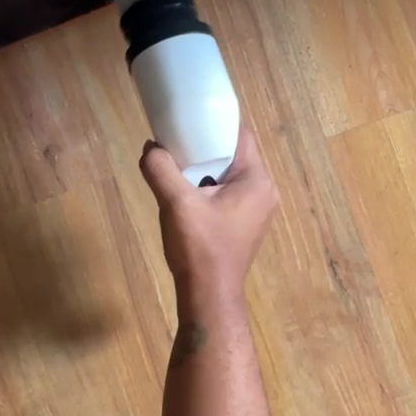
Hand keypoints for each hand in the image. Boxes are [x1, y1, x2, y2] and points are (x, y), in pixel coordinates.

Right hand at [139, 128, 280, 313]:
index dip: (213, 124)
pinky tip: (186, 195)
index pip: (239, 135)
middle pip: (233, 155)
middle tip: (176, 144)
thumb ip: (161, 170)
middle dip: (205, 148)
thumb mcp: (176, 204)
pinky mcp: (245, 225)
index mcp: (257, 180)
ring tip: (177, 168)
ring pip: (229, 175)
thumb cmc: (200, 248)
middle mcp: (264, 192)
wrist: (208, 296)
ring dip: (204, 170)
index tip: (188, 119)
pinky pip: (228, 194)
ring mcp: (257, 211)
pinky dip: (208, 189)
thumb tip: (151, 148)